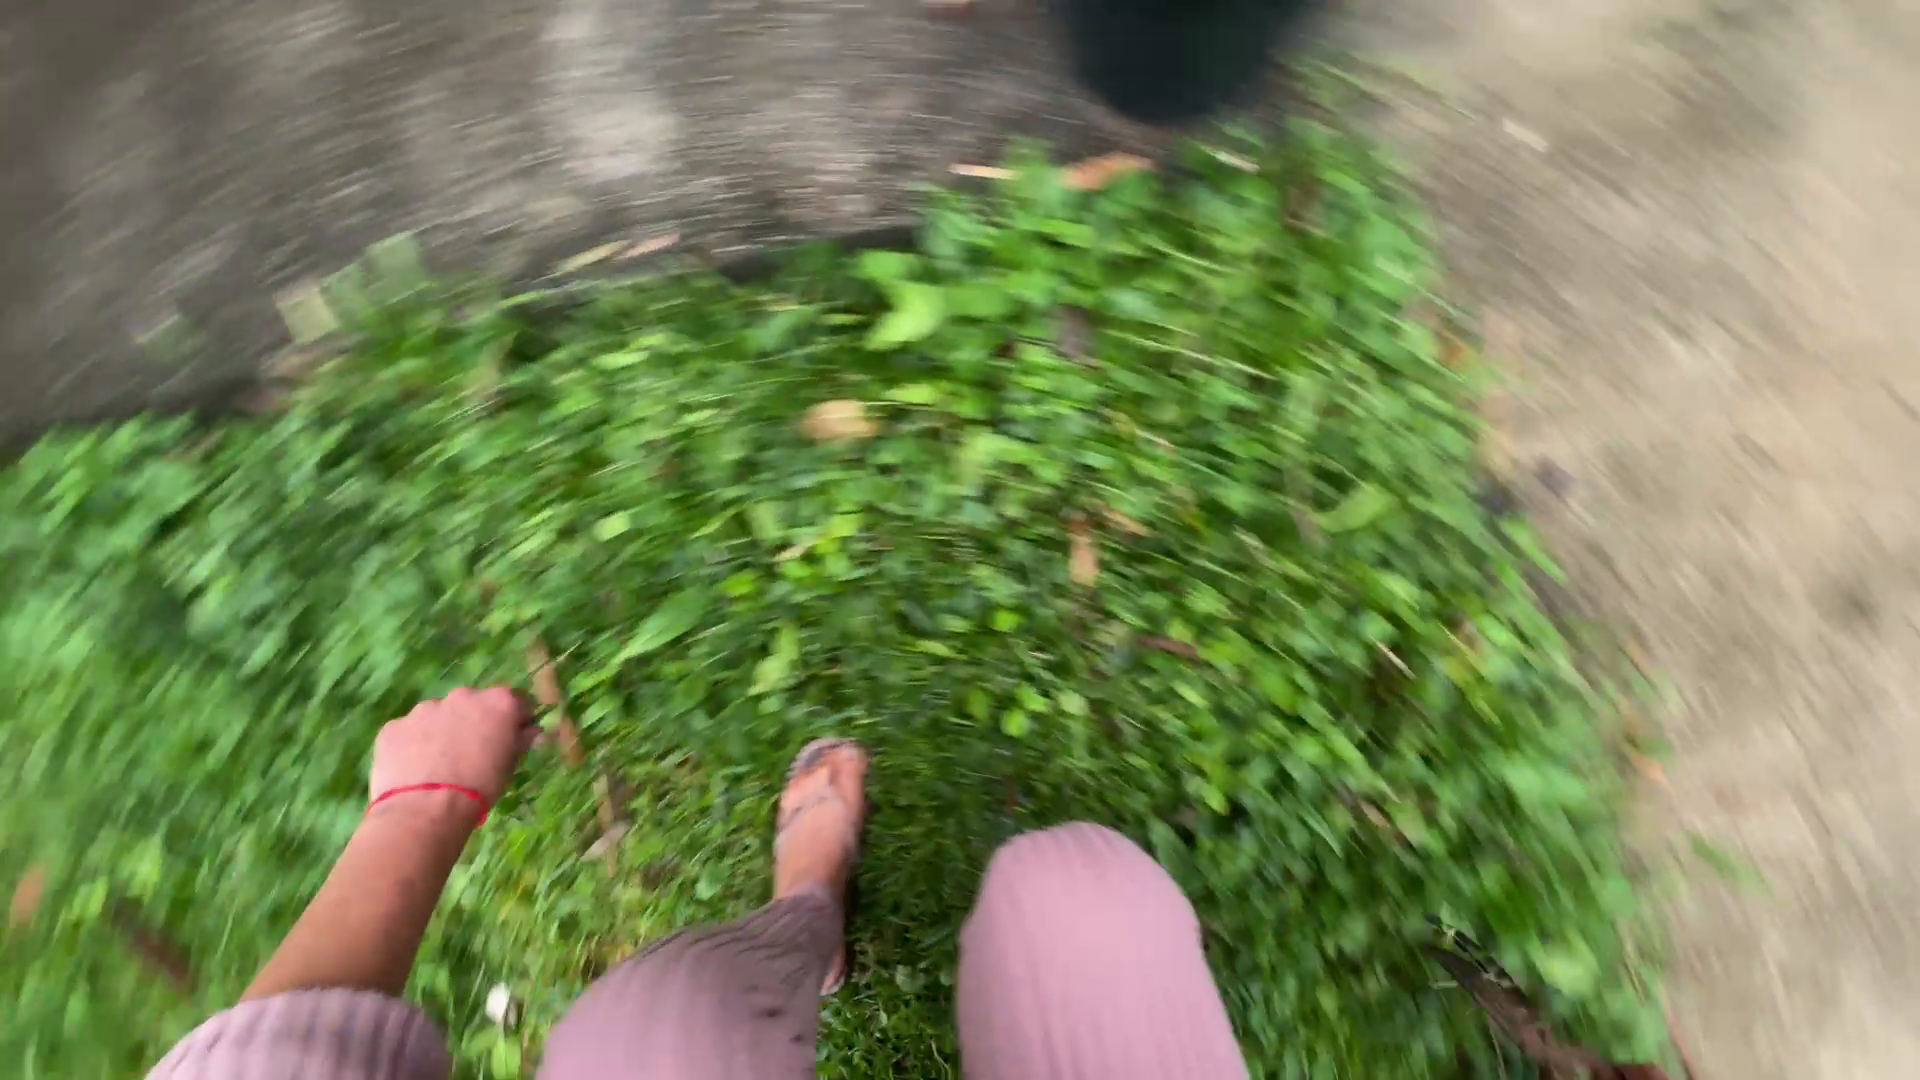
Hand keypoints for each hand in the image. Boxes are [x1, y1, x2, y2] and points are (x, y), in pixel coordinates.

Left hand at [369, 687, 539, 805]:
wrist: (425, 810)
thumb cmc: (481, 785)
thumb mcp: (512, 763)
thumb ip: (521, 739)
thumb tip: (529, 730)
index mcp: (499, 701)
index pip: (516, 701)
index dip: (515, 719)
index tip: (512, 736)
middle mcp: (463, 696)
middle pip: (474, 703)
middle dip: (475, 720)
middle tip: (472, 749)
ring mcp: (425, 709)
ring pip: (439, 714)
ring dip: (443, 729)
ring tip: (438, 761)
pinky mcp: (394, 726)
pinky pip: (410, 730)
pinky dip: (414, 743)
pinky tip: (415, 767)